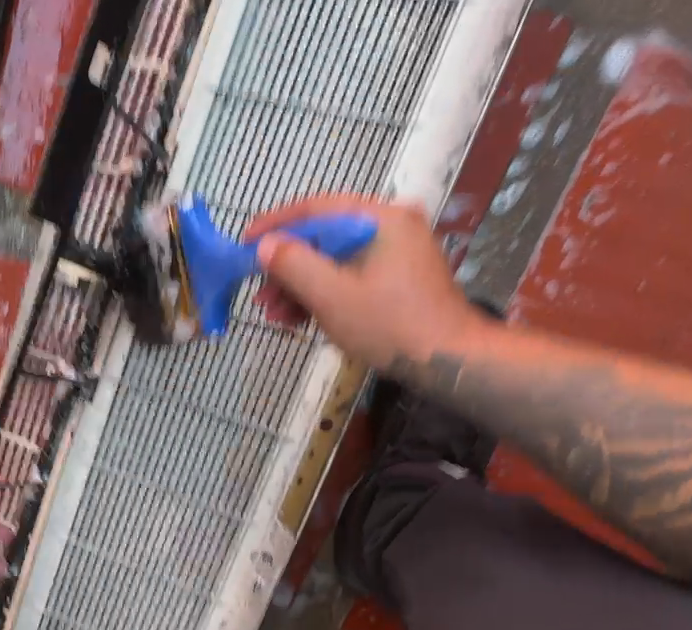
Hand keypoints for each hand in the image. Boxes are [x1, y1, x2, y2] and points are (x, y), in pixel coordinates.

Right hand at [245, 195, 479, 369]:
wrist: (447, 359)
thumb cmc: (389, 324)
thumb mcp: (331, 295)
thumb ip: (294, 265)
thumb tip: (265, 246)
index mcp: (379, 218)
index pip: (316, 209)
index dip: (275, 226)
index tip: (244, 243)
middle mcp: (390, 225)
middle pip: (323, 237)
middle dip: (286, 267)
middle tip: (259, 295)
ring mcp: (396, 252)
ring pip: (333, 260)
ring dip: (299, 286)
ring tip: (274, 315)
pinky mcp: (396, 277)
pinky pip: (349, 276)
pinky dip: (322, 294)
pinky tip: (298, 318)